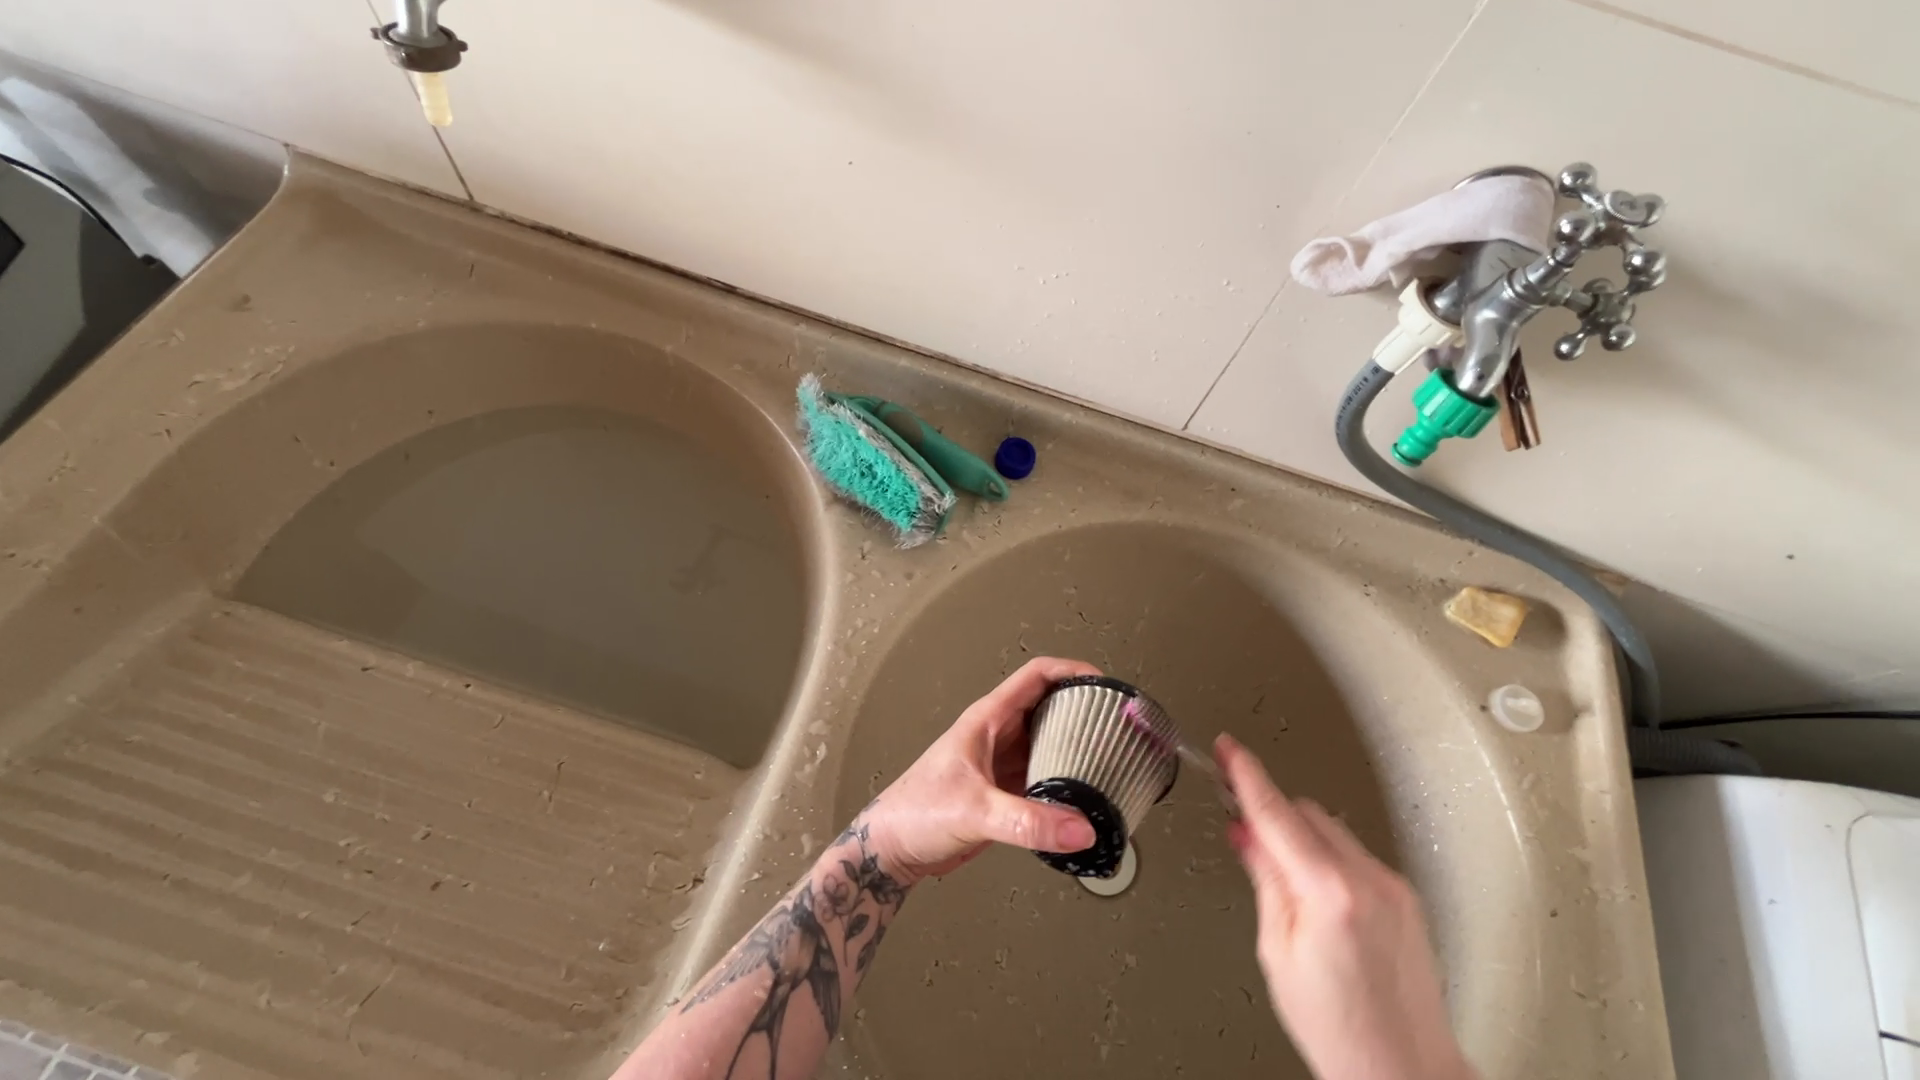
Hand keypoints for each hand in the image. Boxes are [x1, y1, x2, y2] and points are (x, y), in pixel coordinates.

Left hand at [861, 657, 1101, 883]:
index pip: (1037, 676)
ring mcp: (1004, 763)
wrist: (893, 848)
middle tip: (1119, 725)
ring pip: (1052, 742)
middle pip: (1052, 707)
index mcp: (988, 719)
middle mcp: (1000, 735)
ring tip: (1113, 758)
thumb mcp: (974, 810)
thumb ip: (1026, 821)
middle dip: (1086, 710)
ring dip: (1080, 747)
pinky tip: (1086, 796)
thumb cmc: (915, 812)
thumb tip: (1079, 827)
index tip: (1104, 683)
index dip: (1072, 670)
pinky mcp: (1007, 791)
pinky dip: (1069, 781)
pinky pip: (1047, 775)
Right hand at [1216, 734, 1473, 1079]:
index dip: (1246, 775)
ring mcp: (1392, 887)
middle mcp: (1369, 880)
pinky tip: (1310, 886)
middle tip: (1238, 822)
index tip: (1228, 749)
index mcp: (1329, 893)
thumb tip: (1245, 834)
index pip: (1277, 813)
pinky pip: (1353, 853)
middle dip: (1270, 812)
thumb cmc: (1339, 1029)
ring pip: (1330, 829)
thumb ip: (1265, 879)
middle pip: (1305, 813)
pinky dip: (1324, 854)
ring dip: (1297, 834)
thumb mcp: (1278, 951)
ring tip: (1274, 867)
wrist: (1404, 1071)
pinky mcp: (1404, 897)